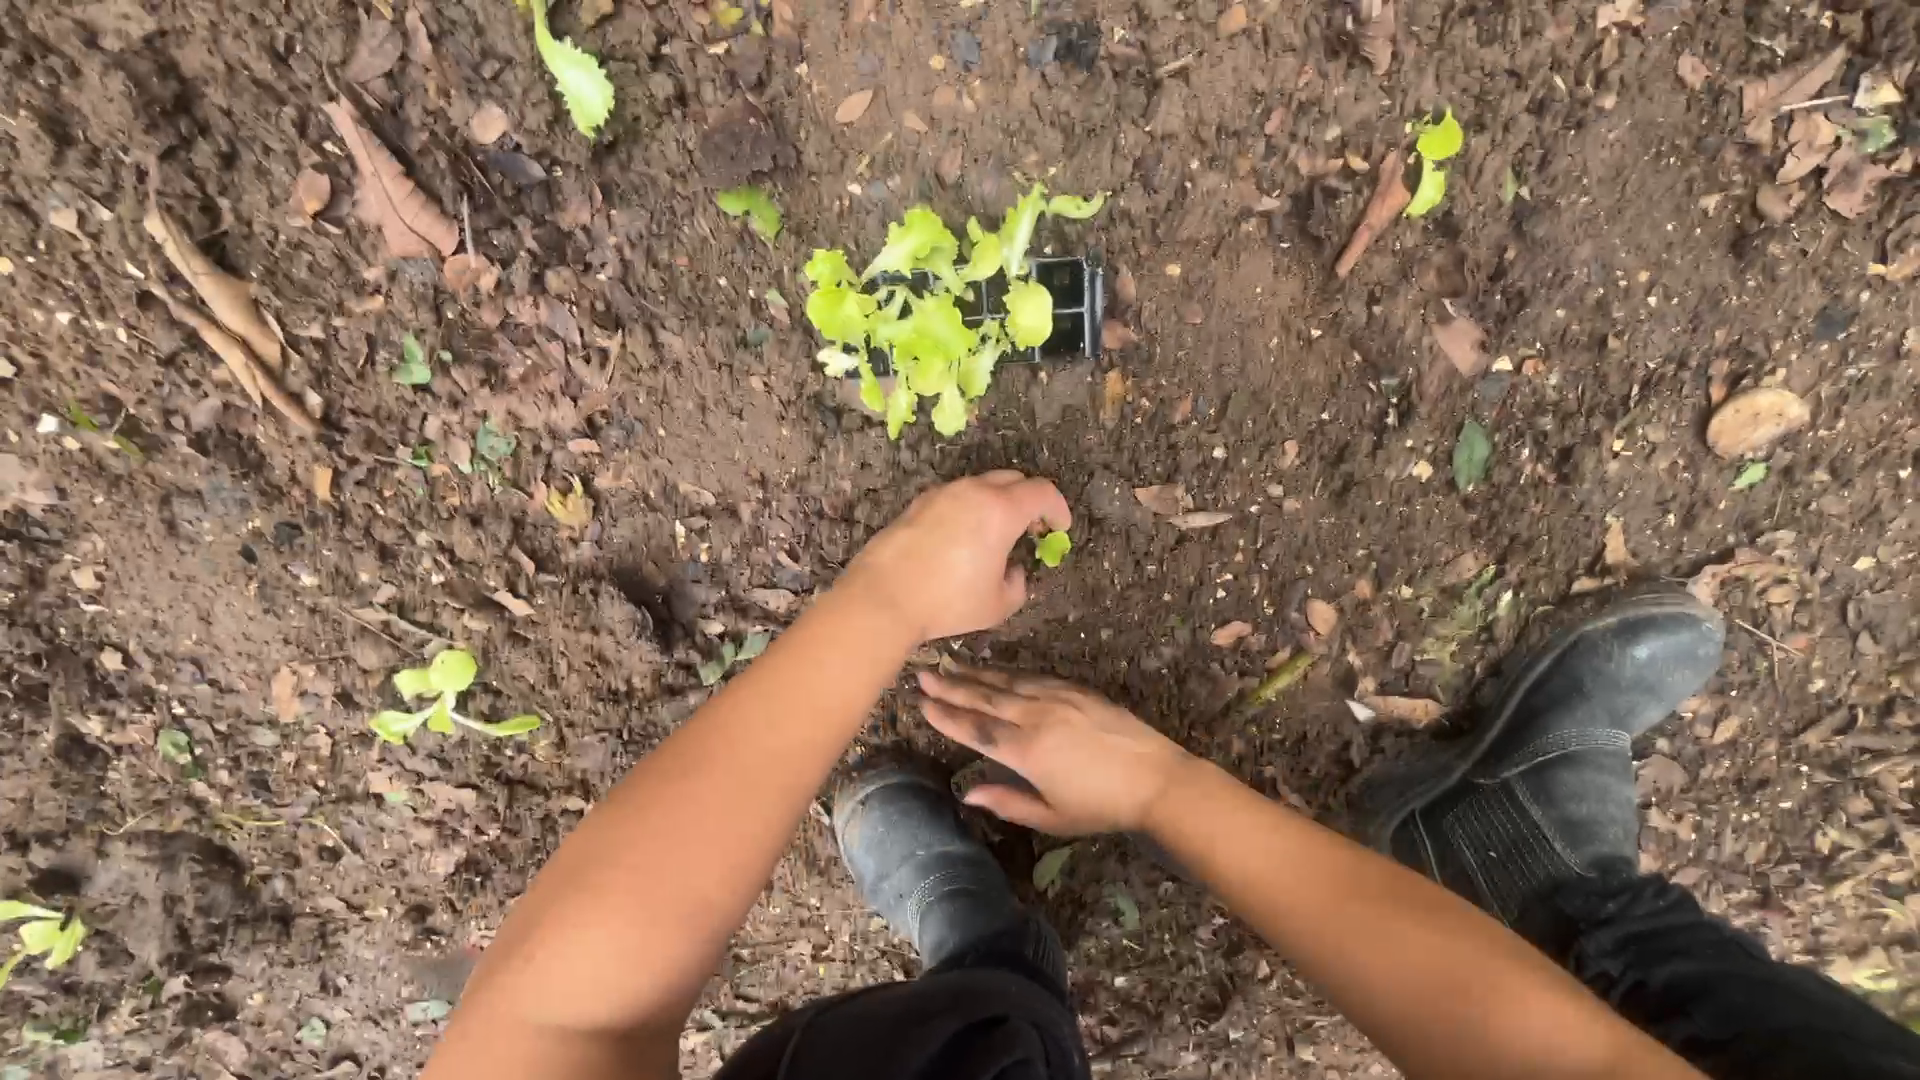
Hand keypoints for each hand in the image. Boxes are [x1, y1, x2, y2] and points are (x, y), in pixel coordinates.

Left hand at [839, 472, 1070, 643]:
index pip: (1042, 492)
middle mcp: (973, 492)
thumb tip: (1014, 571)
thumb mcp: (997, 605)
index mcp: (1000, 510)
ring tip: (996, 535)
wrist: (883, 596)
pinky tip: (963, 538)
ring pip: (981, 485)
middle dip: (1030, 500)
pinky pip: (955, 496)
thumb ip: (1018, 585)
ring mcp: (942, 493)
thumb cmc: (948, 601)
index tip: (1059, 527)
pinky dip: (970, 508)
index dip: (1058, 507)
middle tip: (1032, 529)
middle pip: (1013, 479)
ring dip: (998, 502)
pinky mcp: (918, 503)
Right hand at [918, 666, 1192, 834]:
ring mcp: (1056, 698)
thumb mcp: (1052, 817)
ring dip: (974, 673)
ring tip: (948, 665)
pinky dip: (1007, 671)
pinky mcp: (1074, 689)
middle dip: (950, 686)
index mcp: (1027, 752)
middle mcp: (1036, 717)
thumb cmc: (1102, 806)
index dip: (946, 716)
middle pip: (984, 698)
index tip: (922, 705)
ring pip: (1006, 681)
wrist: (1155, 779)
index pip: (976, 729)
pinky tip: (993, 668)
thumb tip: (967, 792)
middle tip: (922, 674)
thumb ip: (1008, 802)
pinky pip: (1032, 676)